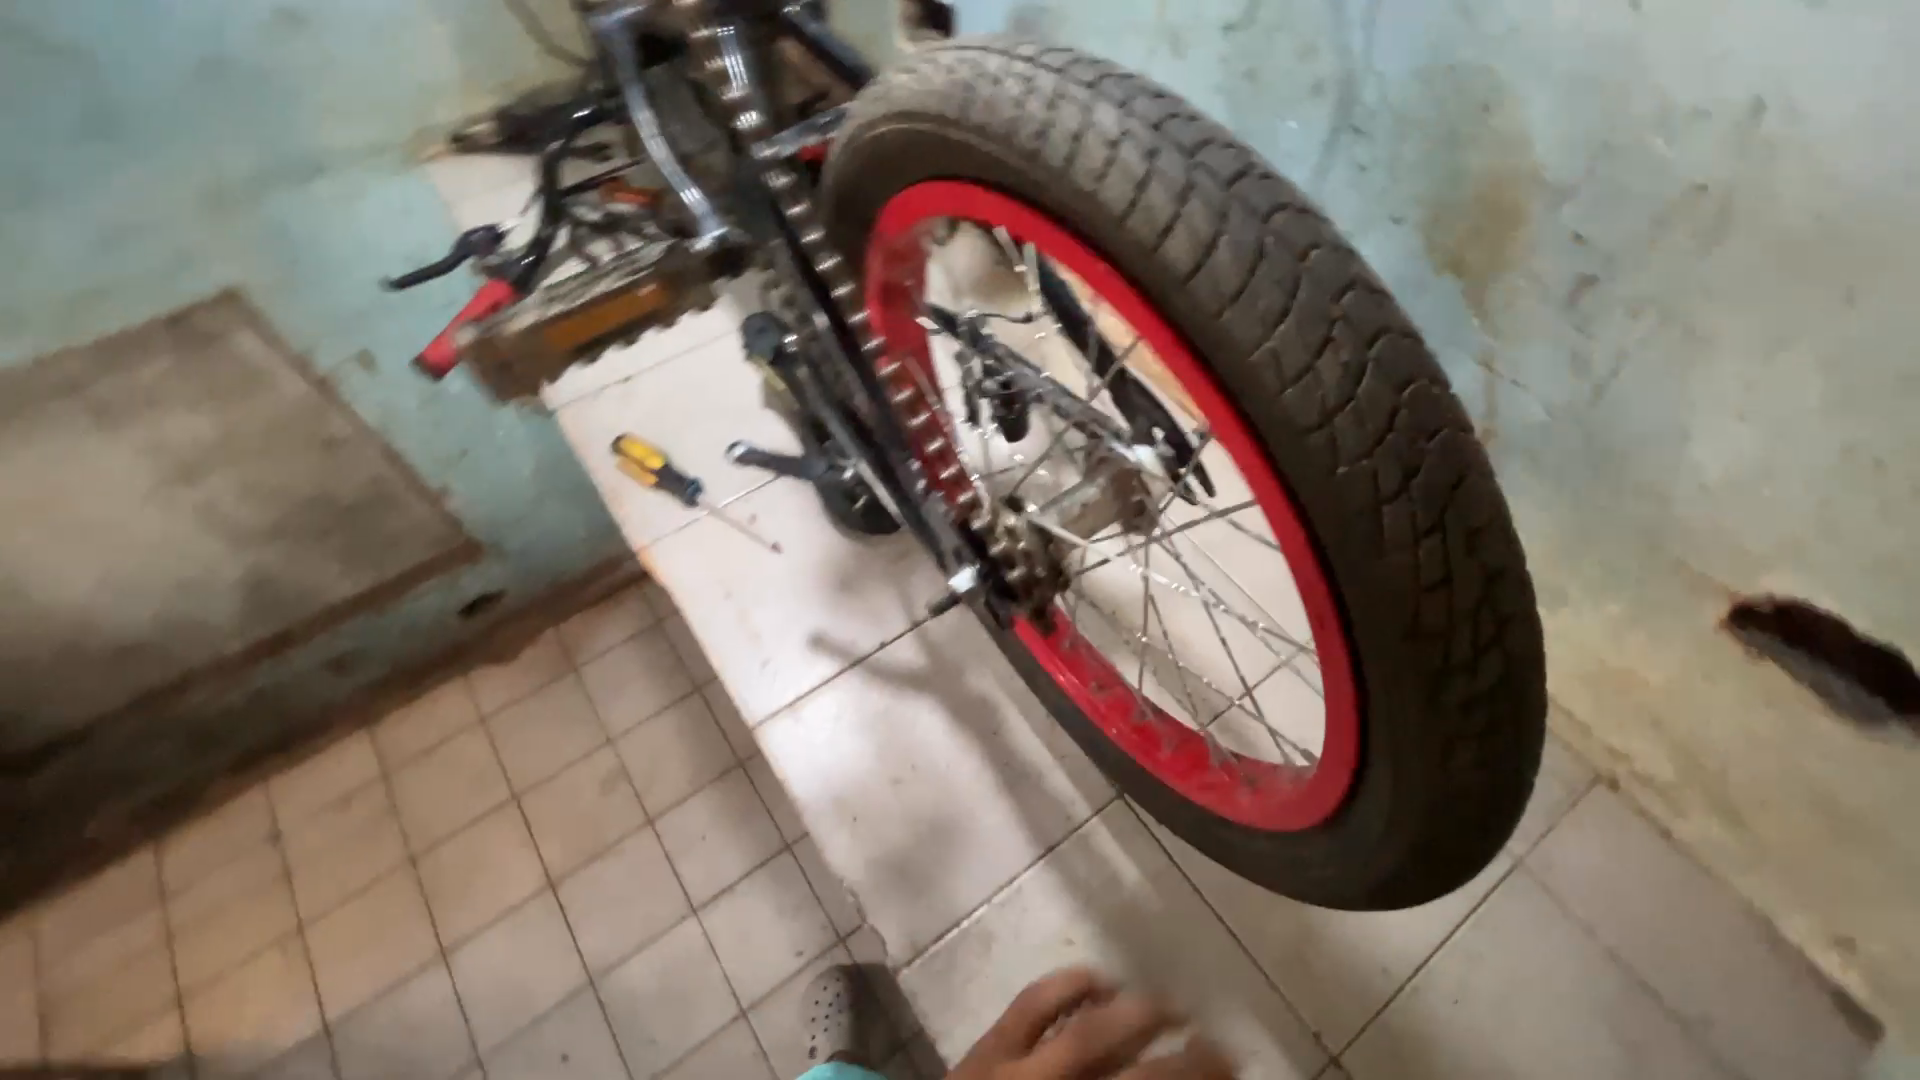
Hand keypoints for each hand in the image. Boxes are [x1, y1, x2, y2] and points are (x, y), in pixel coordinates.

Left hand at [947, 968, 1234, 1079]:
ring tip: (1170, 1005)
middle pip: (1130, 1070)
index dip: (1191, 1074)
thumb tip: (1156, 1064)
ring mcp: (1013, 1067)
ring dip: (1134, 1015)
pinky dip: (1068, 986)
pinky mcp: (985, 1048)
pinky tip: (1099, 979)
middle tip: (1222, 1044)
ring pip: (1086, 1033)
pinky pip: (1032, 1006)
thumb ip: (1111, 1079)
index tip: (1230, 1062)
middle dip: (1182, 1059)